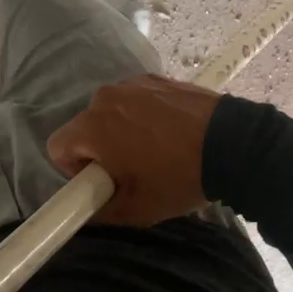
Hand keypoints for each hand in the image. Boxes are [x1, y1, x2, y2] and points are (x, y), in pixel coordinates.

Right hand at [47, 74, 221, 227]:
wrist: (234, 145)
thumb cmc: (178, 177)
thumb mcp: (137, 210)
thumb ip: (99, 213)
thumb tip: (84, 212)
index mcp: (91, 127)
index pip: (57, 148)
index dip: (74, 170)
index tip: (103, 181)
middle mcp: (103, 98)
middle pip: (84, 128)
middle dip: (100, 150)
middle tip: (132, 171)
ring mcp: (130, 84)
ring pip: (110, 113)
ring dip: (121, 131)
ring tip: (156, 151)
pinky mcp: (155, 79)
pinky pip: (134, 100)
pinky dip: (144, 115)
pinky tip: (171, 132)